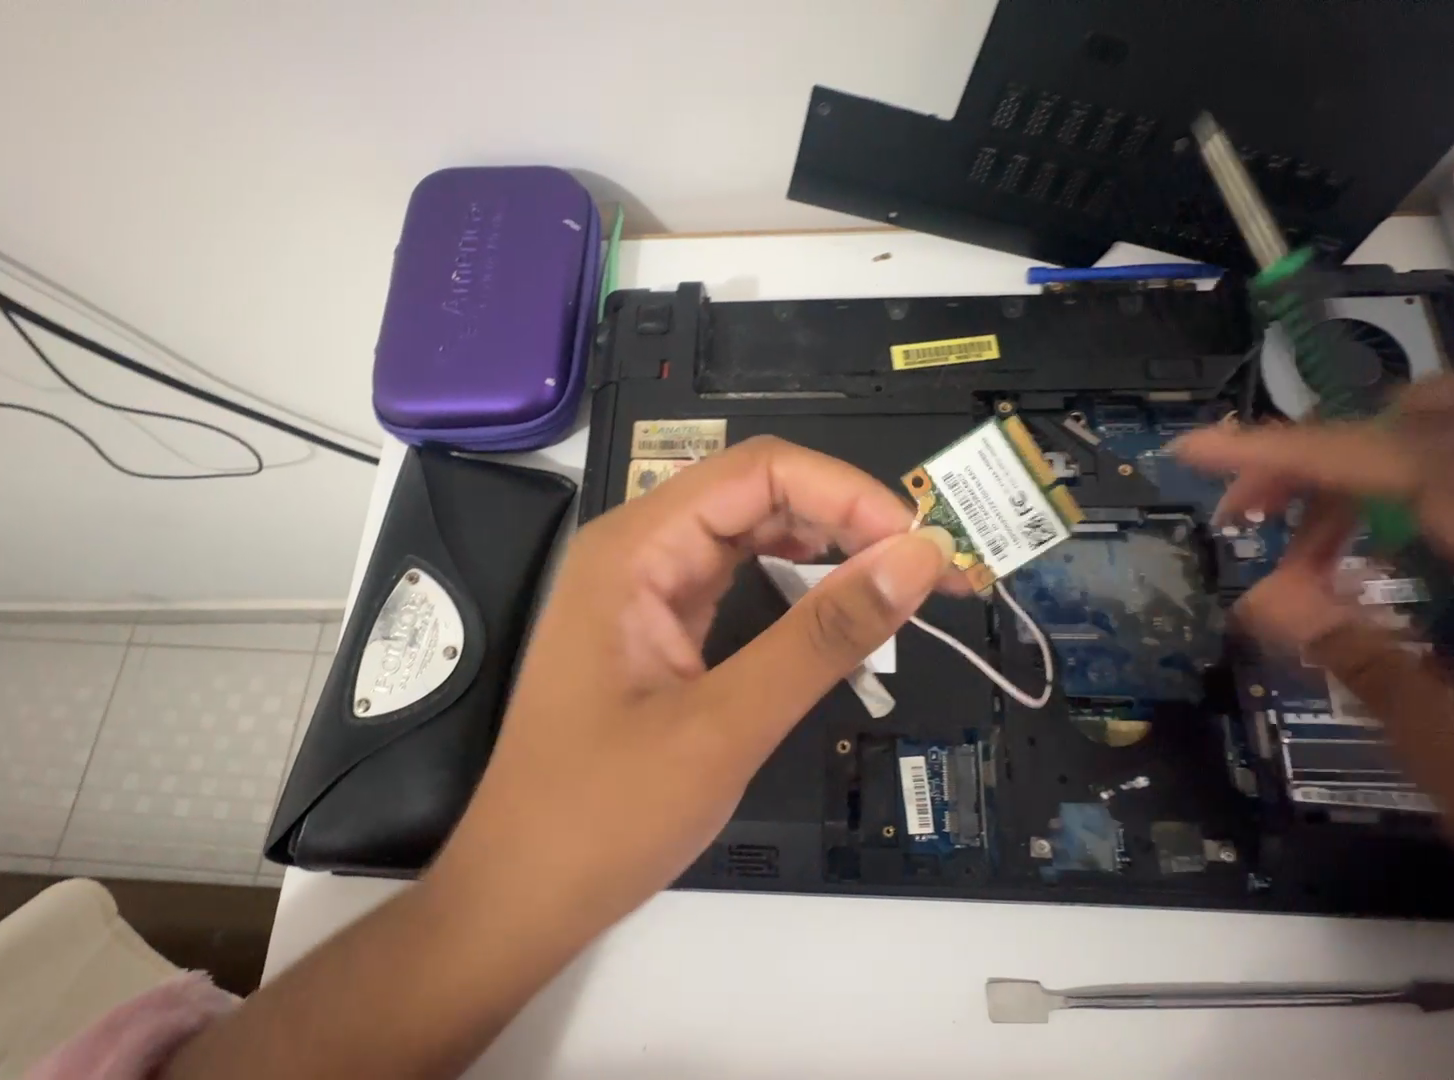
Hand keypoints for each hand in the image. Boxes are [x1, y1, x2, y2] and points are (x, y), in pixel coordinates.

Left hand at [430, 434, 956, 935]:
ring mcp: (645, 587)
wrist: (523, 893)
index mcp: (637, 547)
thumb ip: (822, 636)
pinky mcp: (659, 625)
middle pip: (757, 493)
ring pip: (751, 533)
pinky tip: (839, 604)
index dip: (848, 493)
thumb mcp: (726, 725)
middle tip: (930, 568)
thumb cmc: (607, 815)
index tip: (920, 547)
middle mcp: (638, 548)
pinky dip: (797, 584)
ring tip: (901, 581)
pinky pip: (737, 578)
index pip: (759, 471)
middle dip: (848, 517)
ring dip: (829, 547)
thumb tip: (917, 558)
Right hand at [1175, 369, 1453, 999]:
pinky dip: (1434, 473)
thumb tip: (1265, 595)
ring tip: (1317, 527)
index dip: (1300, 448)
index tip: (1201, 449)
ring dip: (1380, 454)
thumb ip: (1375, 673)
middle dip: (1330, 450)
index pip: (1427, 467)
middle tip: (1254, 513)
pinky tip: (1398, 535)